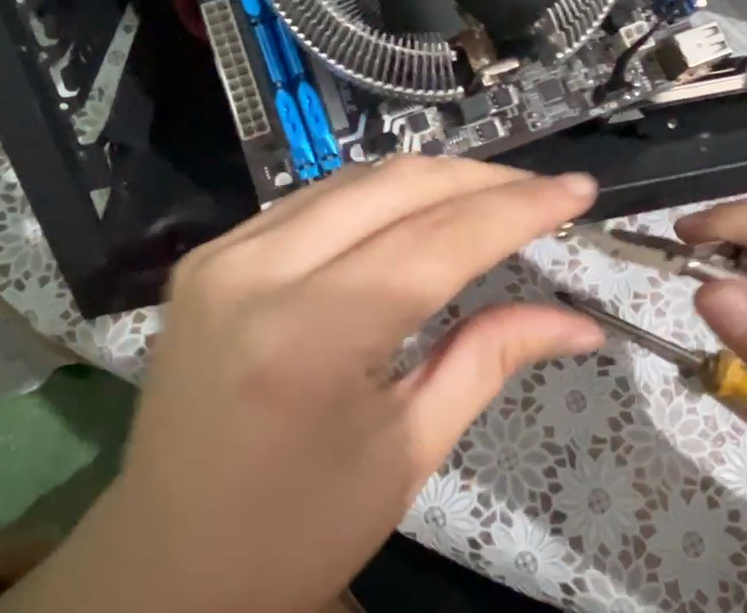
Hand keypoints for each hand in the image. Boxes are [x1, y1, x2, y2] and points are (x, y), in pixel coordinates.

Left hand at [0, 158, 604, 612]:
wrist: (166, 565)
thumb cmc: (297, 530)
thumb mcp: (407, 451)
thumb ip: (488, 360)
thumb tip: (580, 322)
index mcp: (308, 333)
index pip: (436, 241)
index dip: (516, 209)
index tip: (578, 190)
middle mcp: (256, 271)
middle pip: (392, 188)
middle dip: (479, 180)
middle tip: (544, 190)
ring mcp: (220, 256)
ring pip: (349, 182)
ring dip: (429, 181)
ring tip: (492, 197)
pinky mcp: (206, 258)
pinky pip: (308, 203)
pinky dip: (373, 199)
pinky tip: (414, 213)